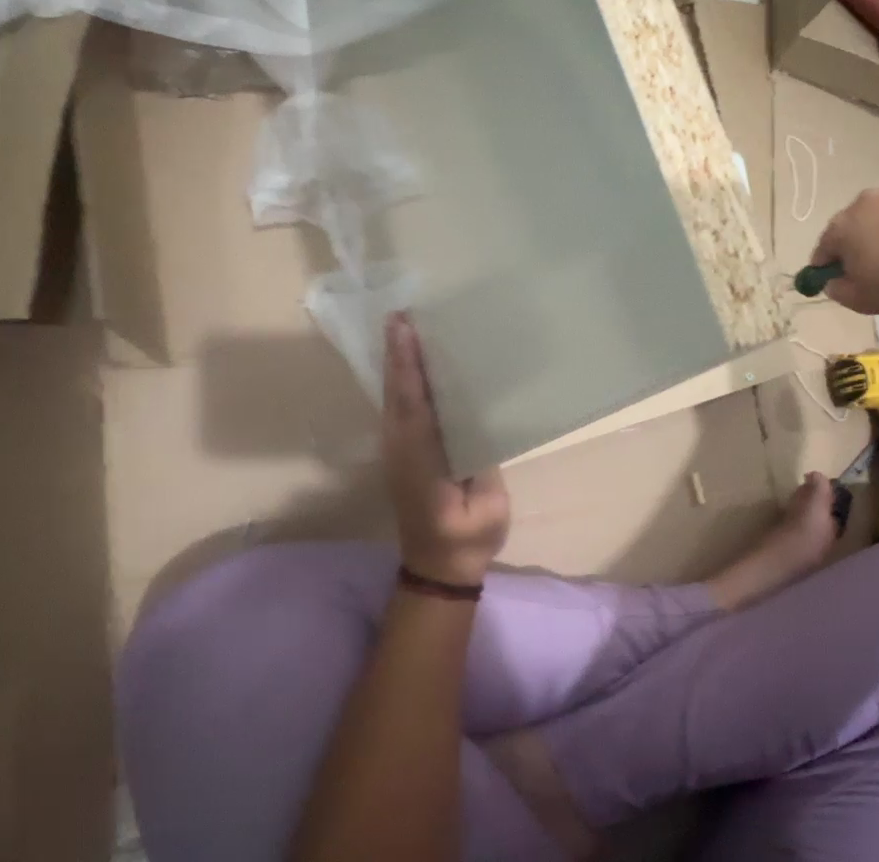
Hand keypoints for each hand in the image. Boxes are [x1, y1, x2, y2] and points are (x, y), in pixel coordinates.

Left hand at [380, 312, 510, 585]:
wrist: (439, 566)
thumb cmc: (467, 537)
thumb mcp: (484, 505)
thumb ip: (479, 460)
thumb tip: (476, 417)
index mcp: (422, 458)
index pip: (414, 402)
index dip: (409, 364)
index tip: (406, 327)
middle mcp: (403, 447)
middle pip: (397, 392)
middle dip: (398, 352)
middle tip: (403, 312)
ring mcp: (398, 450)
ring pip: (394, 399)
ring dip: (398, 363)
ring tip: (406, 327)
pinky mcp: (403, 453)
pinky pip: (400, 410)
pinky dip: (403, 382)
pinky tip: (415, 366)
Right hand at [809, 187, 878, 314]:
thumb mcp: (860, 300)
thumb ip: (837, 290)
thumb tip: (831, 282)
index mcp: (841, 226)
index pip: (822, 249)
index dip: (825, 268)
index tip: (836, 282)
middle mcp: (864, 202)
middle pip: (851, 228)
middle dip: (856, 247)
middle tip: (872, 271)